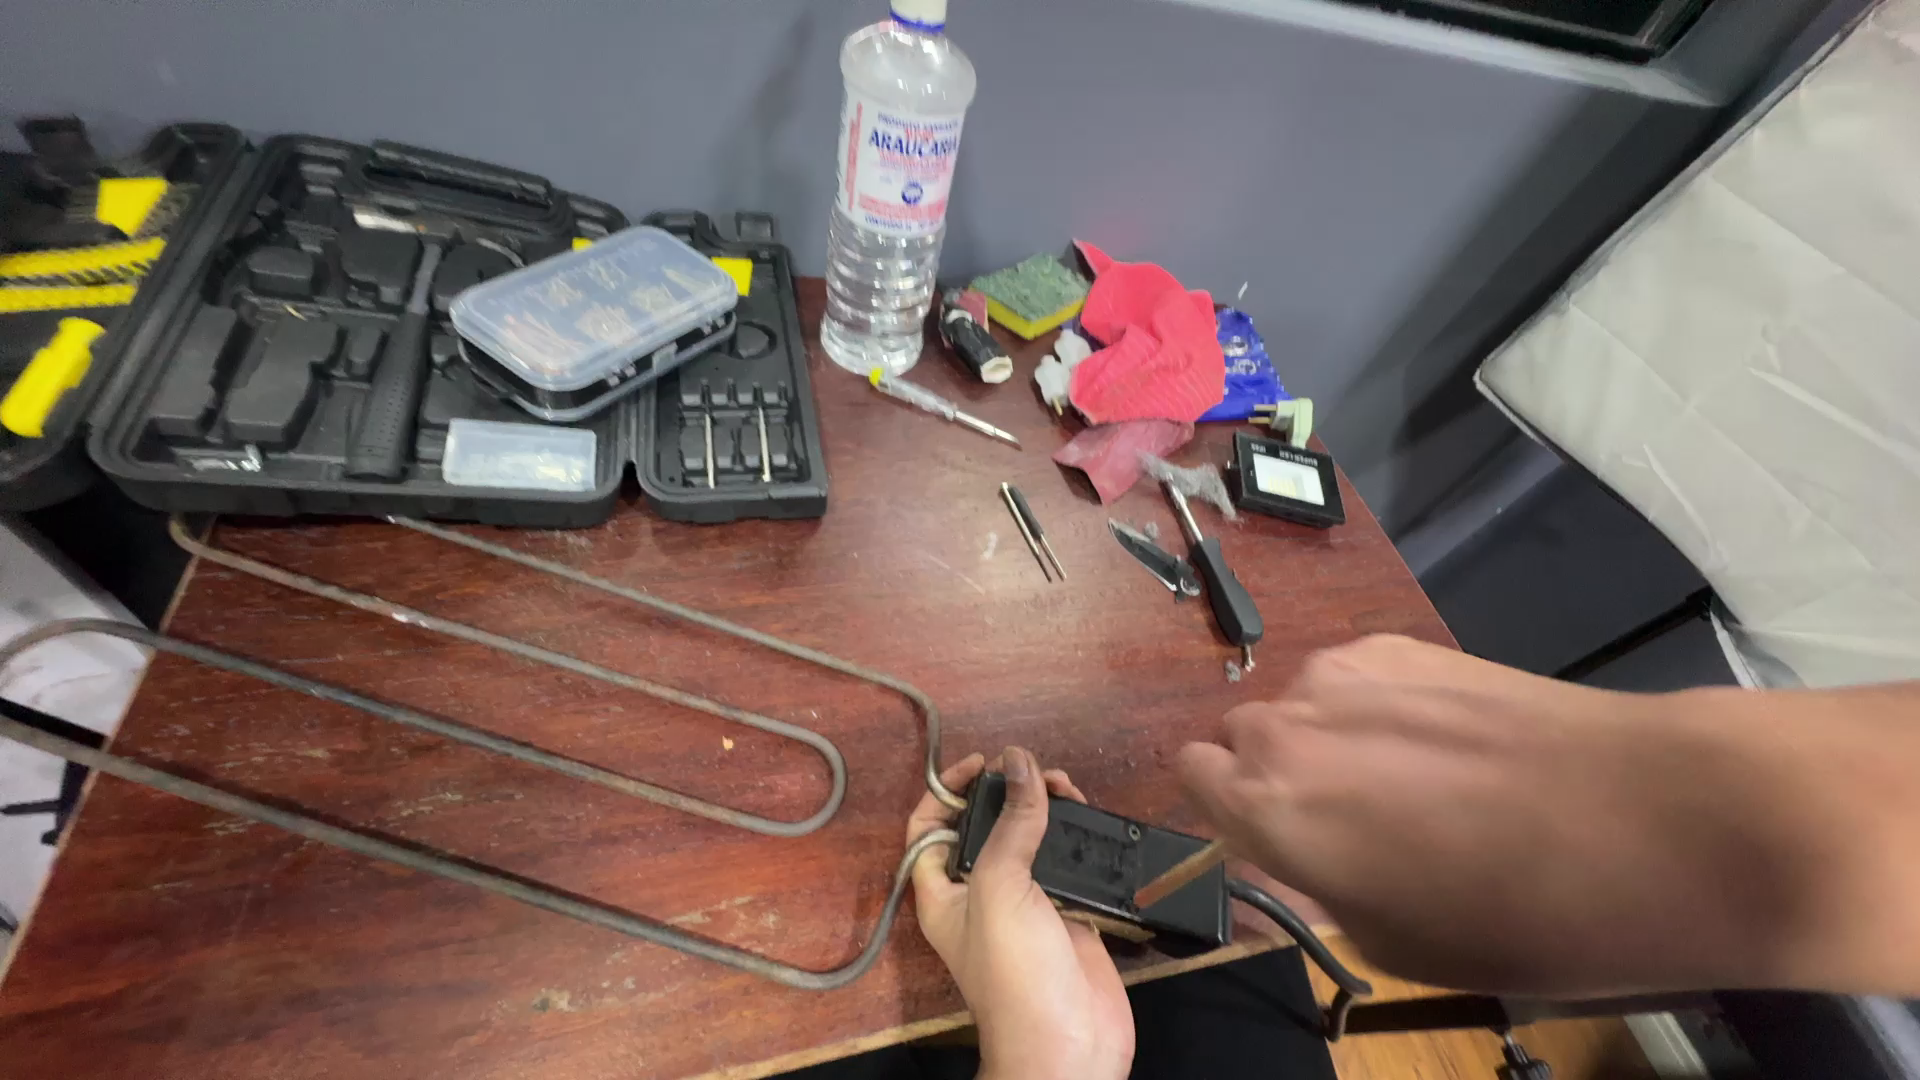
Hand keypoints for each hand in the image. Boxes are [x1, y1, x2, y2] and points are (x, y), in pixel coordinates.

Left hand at [908, 748, 1133, 1079]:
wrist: (1069, 1046)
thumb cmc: (1014, 966)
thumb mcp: (1000, 885)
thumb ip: (1012, 821)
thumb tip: (1020, 758)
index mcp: (943, 890)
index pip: (928, 827)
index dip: (946, 790)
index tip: (981, 764)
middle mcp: (979, 891)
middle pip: (984, 827)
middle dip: (1006, 792)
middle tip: (1033, 769)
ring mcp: (1024, 901)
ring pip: (1027, 838)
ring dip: (1042, 807)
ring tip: (1065, 785)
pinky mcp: (1065, 909)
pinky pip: (1063, 859)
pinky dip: (1073, 833)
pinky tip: (1085, 813)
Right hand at [1175, 634, 1919, 995]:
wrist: (1647, 818)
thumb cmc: (1515, 912)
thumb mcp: (1394, 941)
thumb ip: (1314, 884)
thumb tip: (1293, 854)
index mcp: (1266, 805)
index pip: (1190, 774)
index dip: (1224, 802)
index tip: (1266, 826)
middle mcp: (1280, 727)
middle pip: (1238, 736)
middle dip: (1272, 769)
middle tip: (1348, 805)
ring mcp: (1335, 675)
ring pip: (1296, 705)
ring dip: (1324, 734)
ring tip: (1409, 766)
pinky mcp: (1390, 643)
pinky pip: (1350, 677)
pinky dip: (1373, 703)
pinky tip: (1444, 731)